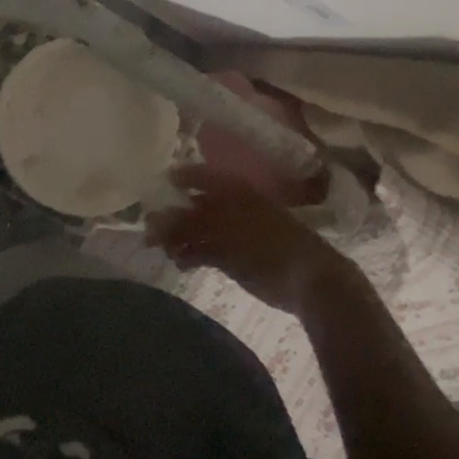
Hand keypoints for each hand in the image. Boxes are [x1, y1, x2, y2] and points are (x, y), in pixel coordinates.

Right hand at [143, 164, 348, 315]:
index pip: (204, 177)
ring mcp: (236, 235)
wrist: (309, 281)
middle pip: (197, 207)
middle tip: (149, 230)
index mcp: (237, 193)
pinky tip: (180, 263)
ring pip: (199, 231)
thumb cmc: (269, 246)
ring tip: (163, 250)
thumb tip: (155, 218)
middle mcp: (234, 209)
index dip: (183, 177)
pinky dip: (191, 255)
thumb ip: (189, 223)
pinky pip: (206, 251)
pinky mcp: (236, 258)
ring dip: (179, 239)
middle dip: (172, 216)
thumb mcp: (226, 231)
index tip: (161, 181)